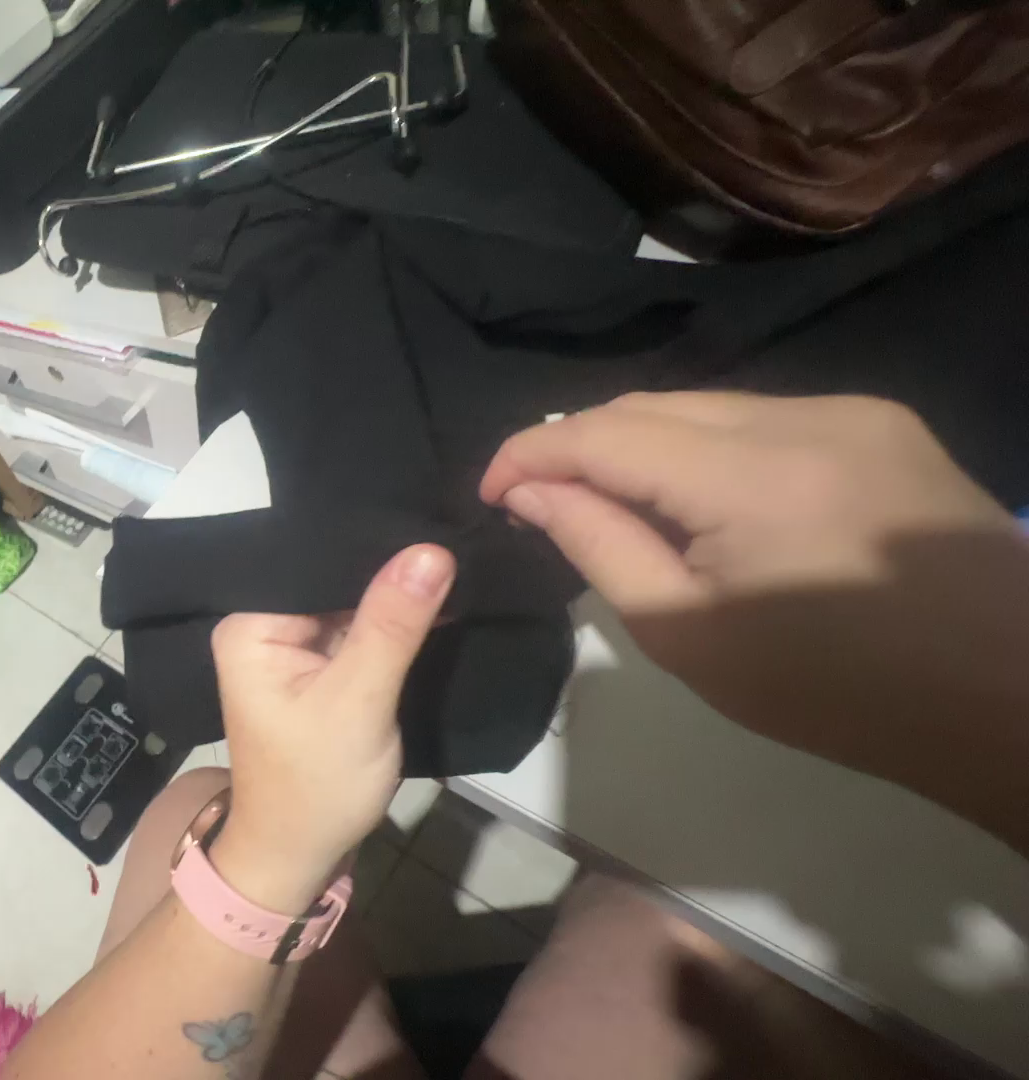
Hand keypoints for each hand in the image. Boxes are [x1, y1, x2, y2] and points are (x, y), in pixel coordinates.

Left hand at [205, 543, 453, 912]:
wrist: (298, 851)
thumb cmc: (316, 783)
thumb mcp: (357, 701)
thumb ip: (390, 625)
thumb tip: (428, 549)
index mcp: (249, 625)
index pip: (309, 562)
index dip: (366, 543)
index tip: (425, 515)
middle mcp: (259, 625)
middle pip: (327, 578)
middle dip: (383, 564)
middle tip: (449, 530)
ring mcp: (286, 646)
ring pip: (345, 601)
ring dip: (391, 591)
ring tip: (450, 553)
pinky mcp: (312, 665)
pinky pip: (352, 627)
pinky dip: (387, 621)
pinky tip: (433, 594)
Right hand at [477, 392, 1028, 799]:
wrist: (1015, 705)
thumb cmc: (829, 688)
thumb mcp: (679, 628)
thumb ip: (593, 542)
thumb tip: (527, 490)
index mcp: (756, 478)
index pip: (601, 433)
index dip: (527, 454)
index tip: (488, 495)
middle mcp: (806, 419)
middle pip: (642, 406)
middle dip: (571, 448)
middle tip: (534, 504)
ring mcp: (851, 414)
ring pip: (690, 406)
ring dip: (626, 447)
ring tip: (599, 504)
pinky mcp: (876, 425)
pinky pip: (741, 419)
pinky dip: (684, 449)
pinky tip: (680, 499)